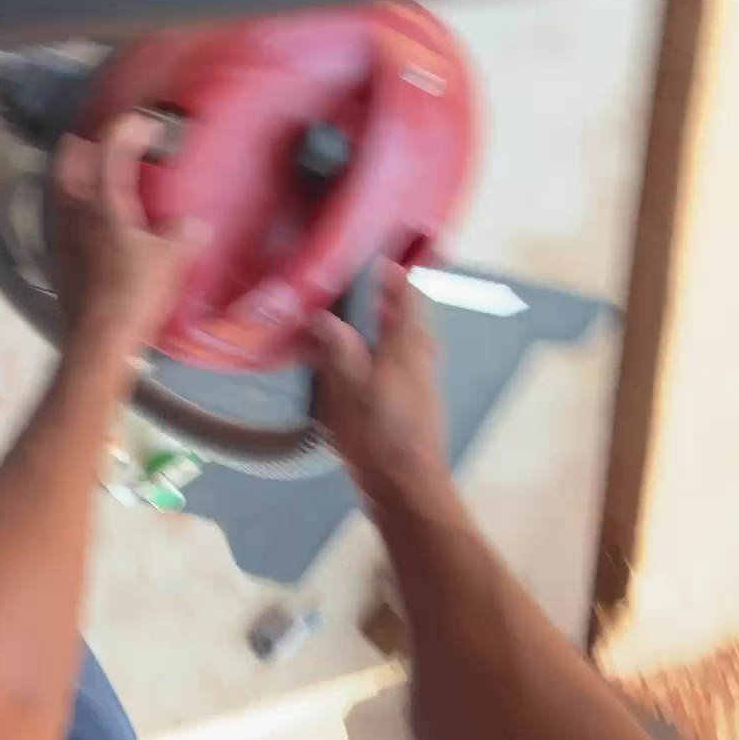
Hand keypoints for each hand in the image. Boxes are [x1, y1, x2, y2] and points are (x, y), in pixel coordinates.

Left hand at [52, 113, 205, 342]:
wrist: (97, 341)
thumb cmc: (133, 295)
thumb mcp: (170, 260)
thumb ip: (181, 234)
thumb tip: (191, 226)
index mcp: (104, 204)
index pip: (109, 148)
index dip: (127, 128)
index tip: (146, 126)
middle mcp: (76, 216)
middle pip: (69, 166)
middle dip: (83, 148)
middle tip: (97, 141)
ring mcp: (63, 241)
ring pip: (62, 196)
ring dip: (75, 180)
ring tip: (94, 179)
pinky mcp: (61, 265)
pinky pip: (65, 225)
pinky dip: (76, 214)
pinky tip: (90, 227)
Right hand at [305, 261, 450, 504]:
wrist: (404, 481)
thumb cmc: (378, 433)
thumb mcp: (351, 388)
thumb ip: (338, 348)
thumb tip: (320, 315)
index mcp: (409, 343)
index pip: (406, 290)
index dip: (384, 271)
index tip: (353, 258)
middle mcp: (418, 352)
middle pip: (397, 311)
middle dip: (367, 296)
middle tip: (327, 289)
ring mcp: (413, 374)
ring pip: (388, 335)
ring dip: (362, 323)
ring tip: (322, 320)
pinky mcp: (402, 393)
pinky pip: (382, 356)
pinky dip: (361, 346)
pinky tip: (333, 358)